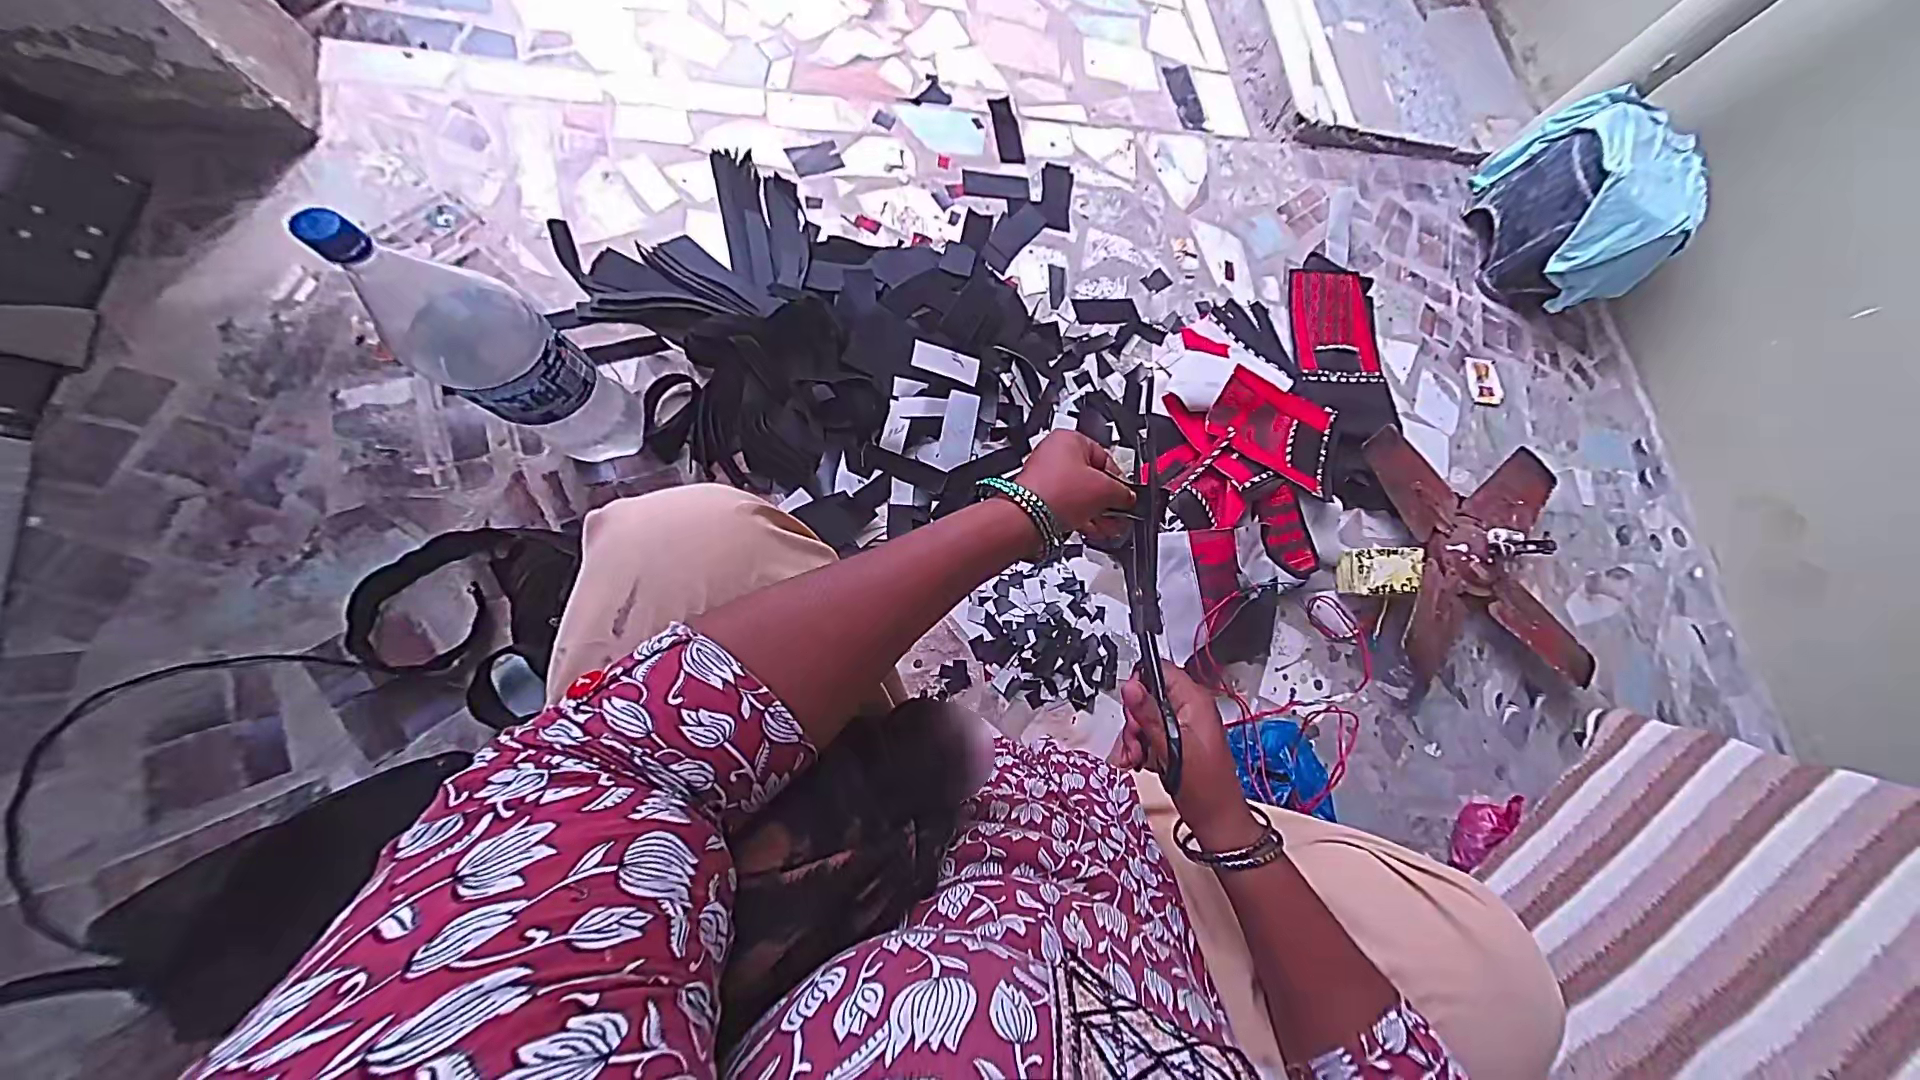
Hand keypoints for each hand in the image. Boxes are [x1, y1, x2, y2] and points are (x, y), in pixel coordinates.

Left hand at [1014, 431, 1135, 538]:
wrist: (1026, 519)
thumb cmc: (1055, 494)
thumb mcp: (1105, 490)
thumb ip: (1123, 492)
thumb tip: (1128, 498)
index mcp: (1069, 439)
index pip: (1106, 457)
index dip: (1120, 480)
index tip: (1127, 496)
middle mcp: (1053, 454)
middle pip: (1092, 478)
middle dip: (1108, 501)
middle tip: (1119, 513)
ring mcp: (1044, 477)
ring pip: (1079, 495)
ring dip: (1097, 512)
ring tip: (1108, 526)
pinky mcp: (1038, 500)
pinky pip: (1066, 506)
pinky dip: (1080, 517)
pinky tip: (1092, 529)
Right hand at [1114, 661, 1264, 849]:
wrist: (1216, 820)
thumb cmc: (1206, 788)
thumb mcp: (1172, 746)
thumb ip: (1149, 714)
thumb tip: (1131, 685)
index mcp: (1194, 701)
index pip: (1160, 669)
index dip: (1140, 684)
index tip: (1133, 707)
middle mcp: (1188, 709)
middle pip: (1146, 694)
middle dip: (1134, 718)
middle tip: (1137, 739)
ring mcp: (1181, 724)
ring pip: (1143, 716)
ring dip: (1134, 736)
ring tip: (1138, 756)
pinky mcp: (1174, 739)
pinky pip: (1147, 733)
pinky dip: (1139, 746)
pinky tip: (1140, 760)